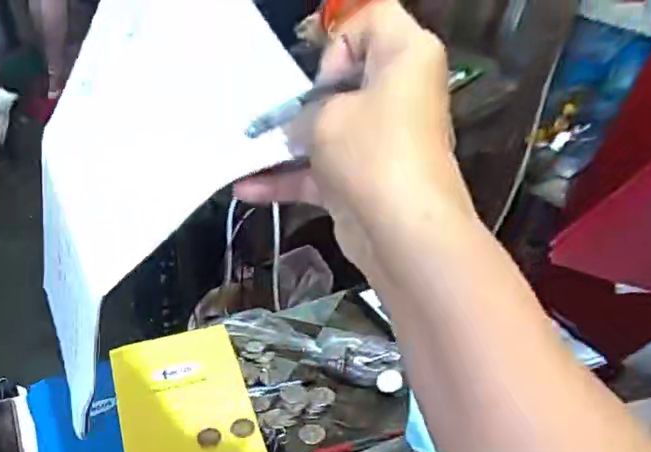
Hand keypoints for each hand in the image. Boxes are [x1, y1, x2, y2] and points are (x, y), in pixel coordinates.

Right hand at [234, 3, 472, 273]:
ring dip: (285, 147)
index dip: (337, 45)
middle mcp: (396, 96)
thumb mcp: (326, 118)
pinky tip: (247, 188)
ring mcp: (378, 145)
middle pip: (344, 84)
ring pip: (327, 134)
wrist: (401, 230)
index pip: (372, 21)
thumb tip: (298, 130)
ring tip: (246, 154)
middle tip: (276, 120)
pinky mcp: (361, 184)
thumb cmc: (372, 152)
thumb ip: (304, 116)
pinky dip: (287, 180)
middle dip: (303, 104)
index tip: (318, 83)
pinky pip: (319, 174)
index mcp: (404, 57)